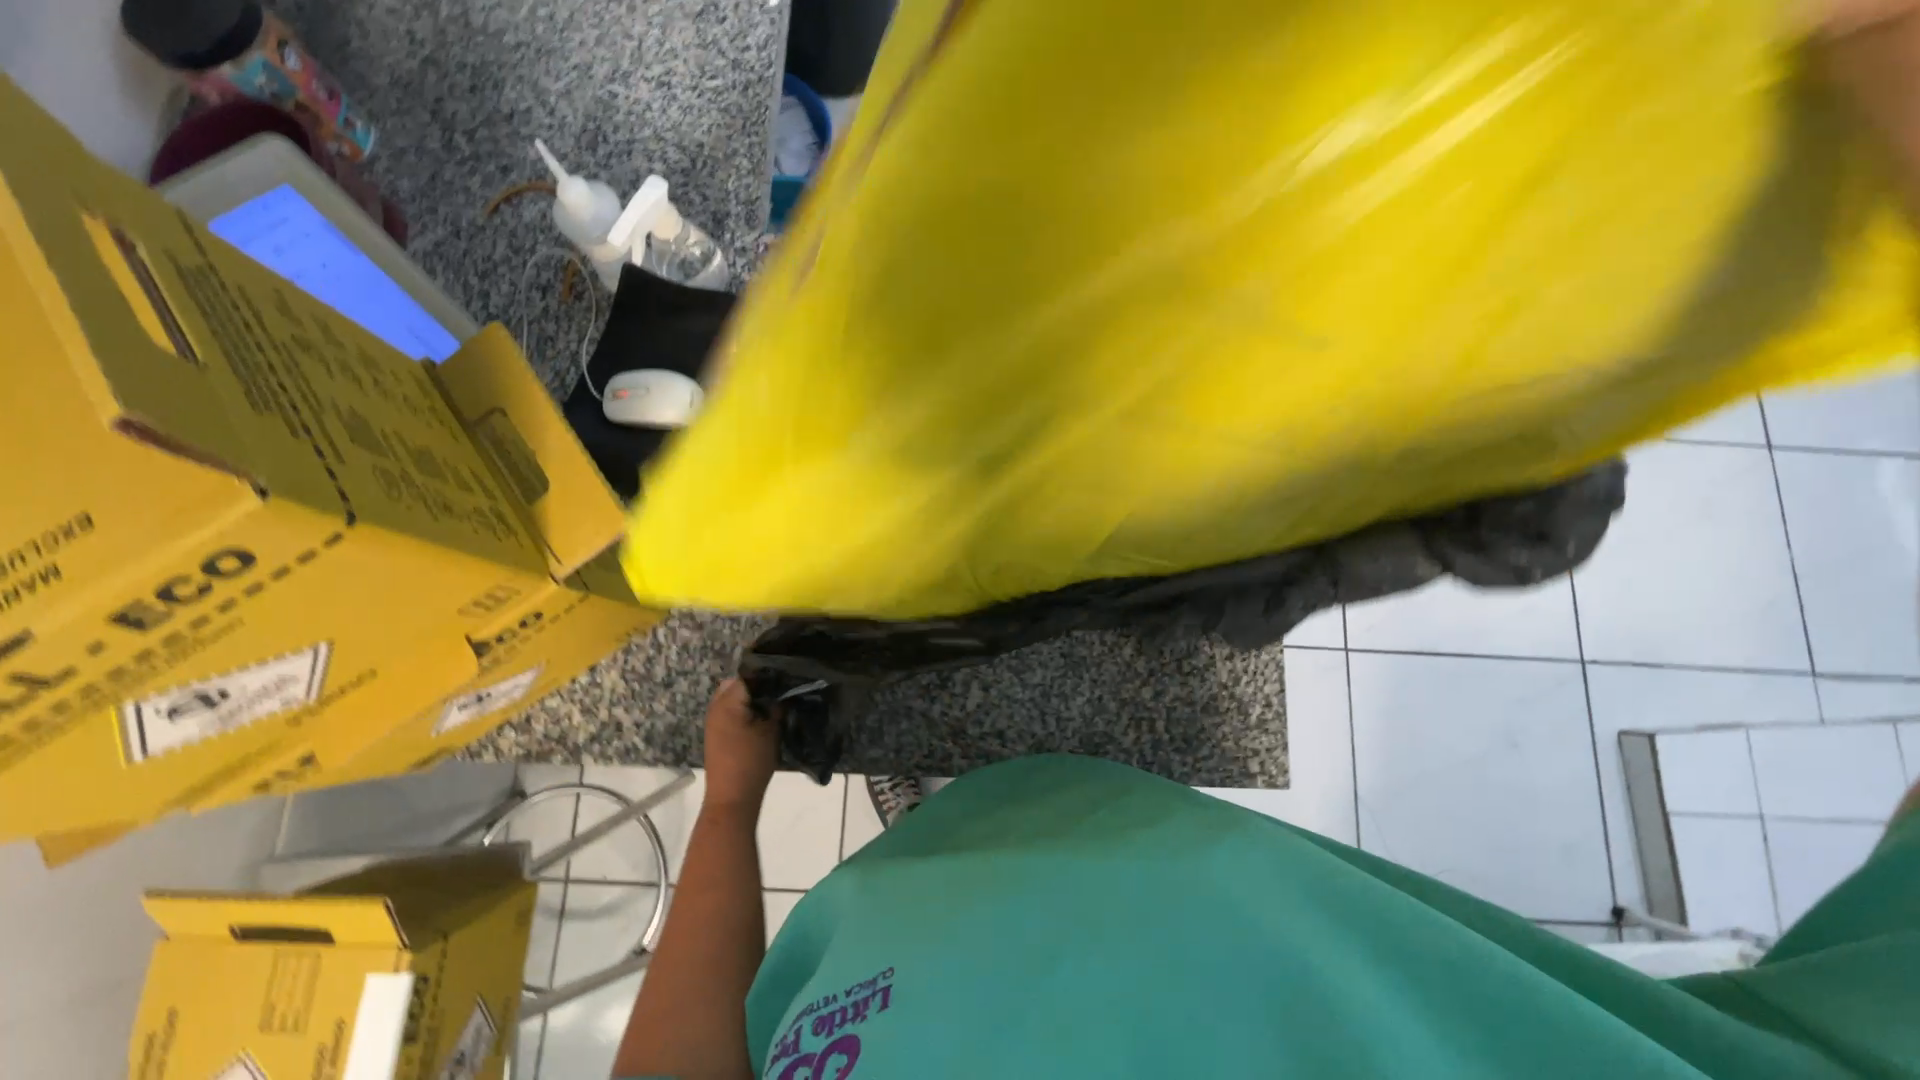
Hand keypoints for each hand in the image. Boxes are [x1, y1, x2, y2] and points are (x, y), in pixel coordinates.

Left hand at [701, 677, 779, 811]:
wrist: (732, 798)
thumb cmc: (752, 762)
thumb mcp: (771, 731)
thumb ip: (777, 706)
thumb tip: (785, 691)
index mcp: (728, 702)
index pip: (748, 675)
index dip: (768, 674)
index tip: (786, 676)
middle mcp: (716, 706)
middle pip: (737, 683)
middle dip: (757, 684)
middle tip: (779, 691)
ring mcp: (713, 720)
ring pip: (732, 696)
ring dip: (749, 697)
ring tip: (772, 704)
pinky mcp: (715, 732)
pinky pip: (729, 710)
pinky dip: (743, 709)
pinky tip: (761, 718)